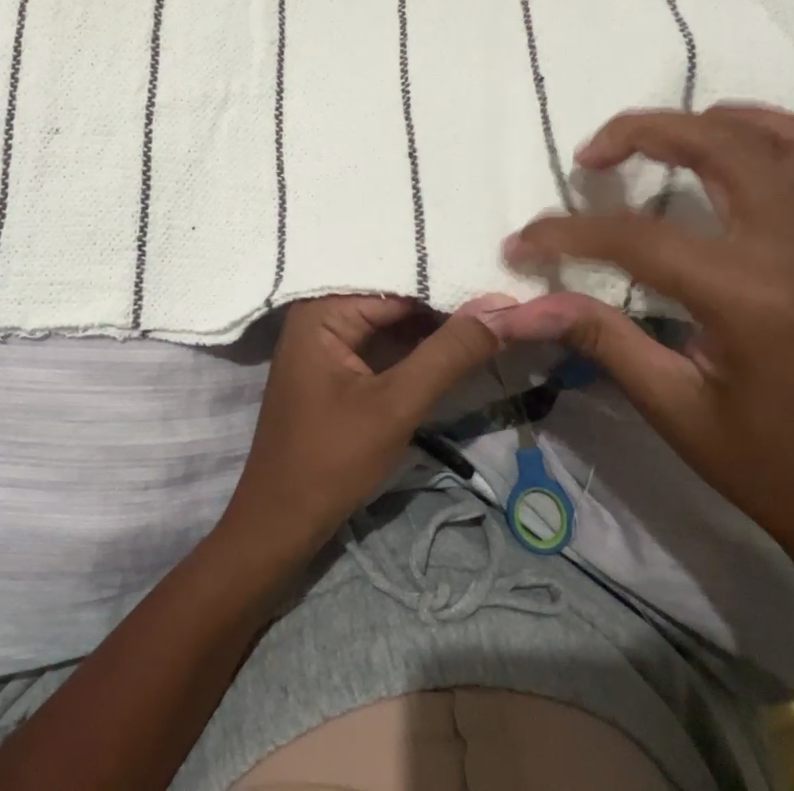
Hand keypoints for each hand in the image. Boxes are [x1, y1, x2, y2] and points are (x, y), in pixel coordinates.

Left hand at [217, 294, 549, 560]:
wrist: (282, 520)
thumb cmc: (330, 459)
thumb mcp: (396, 404)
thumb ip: (450, 353)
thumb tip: (505, 307)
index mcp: (320, 309)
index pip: (397, 276)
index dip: (451, 278)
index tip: (507, 275)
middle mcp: (319, 313)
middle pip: (394, 294)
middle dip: (447, 297)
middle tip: (511, 290)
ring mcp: (327, 341)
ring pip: (392, 319)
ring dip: (438, 322)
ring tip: (500, 309)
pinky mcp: (337, 367)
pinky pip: (384, 342)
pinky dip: (420, 345)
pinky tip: (463, 341)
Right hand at [504, 105, 793, 589]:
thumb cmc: (764, 468)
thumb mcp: (671, 407)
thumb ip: (602, 339)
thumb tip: (524, 307)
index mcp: (751, 295)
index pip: (639, 237)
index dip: (568, 235)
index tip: (520, 242)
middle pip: (724, 149)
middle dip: (648, 132)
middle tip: (592, 153)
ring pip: (793, 144)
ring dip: (726, 121)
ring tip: (671, 132)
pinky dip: (785, 151)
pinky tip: (745, 167)